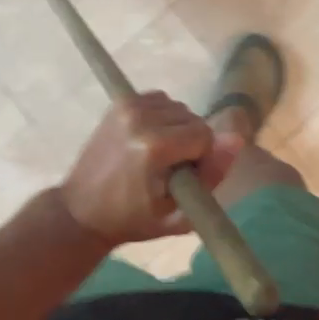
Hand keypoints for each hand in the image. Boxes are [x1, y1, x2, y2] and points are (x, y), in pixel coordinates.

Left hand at [58, 92, 242, 247]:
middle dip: (190, 142)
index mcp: (154, 146)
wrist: (81, 210)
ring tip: (158, 155)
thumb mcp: (178, 213)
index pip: (204, 135)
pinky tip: (150, 137)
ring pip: (178, 107)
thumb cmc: (132, 220)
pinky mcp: (120, 101)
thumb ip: (212, 176)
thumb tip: (238, 137)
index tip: (183, 178)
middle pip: (192, 118)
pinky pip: (160, 99)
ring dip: (177, 128)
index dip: (201, 159)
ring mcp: (128, 106)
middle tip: (169, 169)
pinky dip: (162, 116)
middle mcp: (140, 118)